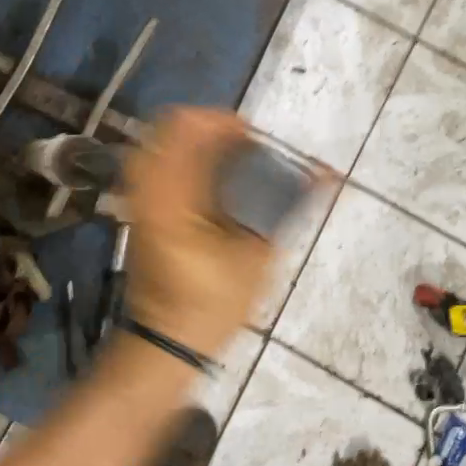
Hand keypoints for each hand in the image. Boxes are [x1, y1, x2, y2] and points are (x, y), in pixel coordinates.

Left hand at [123, 109, 278, 360]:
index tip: (256, 137)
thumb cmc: (212, 303)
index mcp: (172, 194)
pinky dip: (182, 163)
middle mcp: (147, 189)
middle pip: (169, 129)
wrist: (167, 343)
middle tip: (244, 145)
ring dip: (196, 144)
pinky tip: (212, 182)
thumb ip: (287, 206)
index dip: (224, 122)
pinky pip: (154, 169)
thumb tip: (327, 173)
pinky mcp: (140, 214)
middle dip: (210, 129)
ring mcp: (138, 201)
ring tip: (231, 159)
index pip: (188, 128)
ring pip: (159, 147)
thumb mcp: (255, 256)